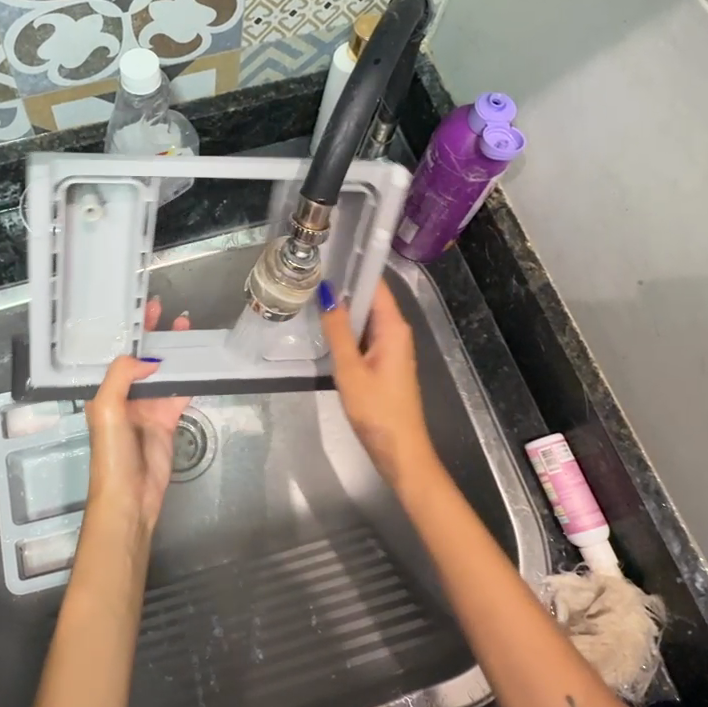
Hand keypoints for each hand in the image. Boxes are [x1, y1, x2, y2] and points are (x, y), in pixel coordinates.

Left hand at [84, 300, 190, 532]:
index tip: (140, 309)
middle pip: (141, 358)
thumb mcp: (106, 409)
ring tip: (186, 327)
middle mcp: (124, 395)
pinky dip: (190, 376)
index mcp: (103, 391)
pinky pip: (180, 392)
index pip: (115, 354)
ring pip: (163, 371)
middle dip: (151, 335)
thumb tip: (148, 359)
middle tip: (165, 310)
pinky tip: (200, 359)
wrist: (130, 497)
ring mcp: (147, 407)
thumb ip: (122, 376)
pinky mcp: (168, 420)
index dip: (127, 332)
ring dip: (173, 351)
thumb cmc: (111, 453)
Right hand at [318, 278, 437, 485]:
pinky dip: (345, 331)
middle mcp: (396, 332)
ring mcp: (390, 348)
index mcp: (393, 327)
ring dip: (341, 311)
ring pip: (364, 319)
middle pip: (369, 299)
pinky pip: (363, 336)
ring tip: (308, 297)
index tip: (326, 254)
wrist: (400, 452)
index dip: (354, 267)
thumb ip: (337, 330)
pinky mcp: (383, 363)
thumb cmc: (377, 410)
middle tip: (307, 275)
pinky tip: (322, 331)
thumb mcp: (350, 369)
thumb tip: (327, 291)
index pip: (375, 284)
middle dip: (342, 287)